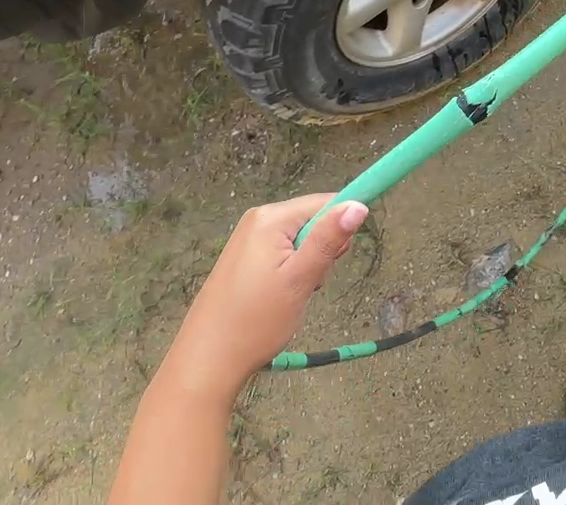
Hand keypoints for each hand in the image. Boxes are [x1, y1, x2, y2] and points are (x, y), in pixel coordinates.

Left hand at [161, 193, 367, 398]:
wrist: (206, 362)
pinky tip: (281, 296)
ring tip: (293, 294)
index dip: (340, 228)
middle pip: (313, 220)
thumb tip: (359, 204)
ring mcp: (249, 238)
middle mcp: (259, 218)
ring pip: (301, 239)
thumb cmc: (255, 321)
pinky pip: (284, 251)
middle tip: (309, 283)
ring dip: (308, 264)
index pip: (326, 202)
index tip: (336, 259)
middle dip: (322, 250)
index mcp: (271, 217)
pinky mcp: (245, 257)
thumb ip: (329, 239)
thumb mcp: (300, 279)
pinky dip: (292, 271)